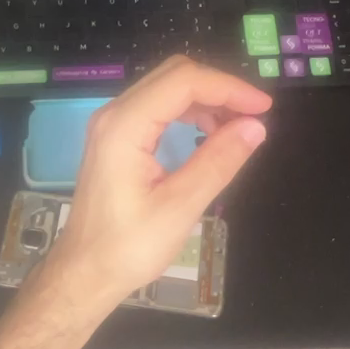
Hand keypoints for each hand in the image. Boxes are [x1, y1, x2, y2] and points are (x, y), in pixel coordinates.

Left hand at [36, 56, 271, 318]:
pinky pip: (157, 109)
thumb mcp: (180, 207)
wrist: (85, 272)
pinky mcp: (116, 139)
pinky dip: (188, 113)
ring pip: (166, 90)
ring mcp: (112, 125)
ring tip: (238, 128)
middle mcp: (114, 115)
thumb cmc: (128, 247)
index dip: (229, 87)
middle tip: (254, 116)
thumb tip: (255, 127)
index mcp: (124, 126)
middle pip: (174, 76)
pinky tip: (210, 135)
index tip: (264, 108)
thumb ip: (218, 161)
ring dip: (205, 100)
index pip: (184, 82)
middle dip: (219, 89)